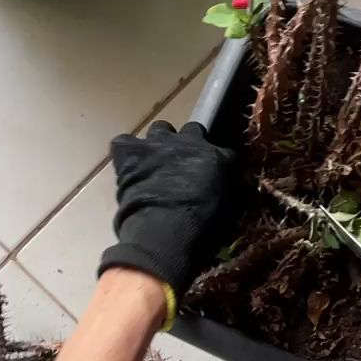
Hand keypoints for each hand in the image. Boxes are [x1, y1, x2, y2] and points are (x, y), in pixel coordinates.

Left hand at [97, 121, 240, 307]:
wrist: (167, 231)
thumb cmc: (204, 230)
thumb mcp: (230, 213)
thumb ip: (231, 195)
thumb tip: (235, 192)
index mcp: (219, 158)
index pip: (224, 153)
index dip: (216, 165)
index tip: (213, 177)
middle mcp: (190, 142)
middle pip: (191, 131)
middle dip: (188, 146)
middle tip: (183, 167)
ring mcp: (158, 144)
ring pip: (159, 129)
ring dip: (159, 144)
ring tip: (155, 164)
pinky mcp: (130, 152)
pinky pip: (125, 143)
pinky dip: (127, 153)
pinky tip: (129, 167)